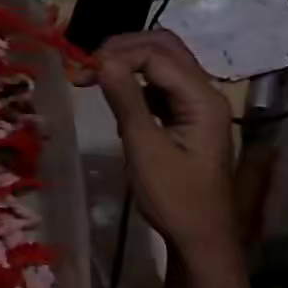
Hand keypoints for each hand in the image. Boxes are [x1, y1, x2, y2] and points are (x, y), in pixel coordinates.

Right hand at [90, 30, 239, 257]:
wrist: (201, 238)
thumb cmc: (173, 198)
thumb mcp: (144, 148)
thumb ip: (126, 100)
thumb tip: (102, 60)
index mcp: (202, 98)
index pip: (157, 55)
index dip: (117, 55)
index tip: (82, 72)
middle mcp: (205, 93)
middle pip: (165, 48)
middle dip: (123, 50)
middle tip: (86, 66)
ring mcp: (198, 105)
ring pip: (163, 64)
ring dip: (128, 63)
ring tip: (93, 76)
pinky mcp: (187, 118)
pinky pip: (161, 85)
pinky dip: (136, 82)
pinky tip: (115, 96)